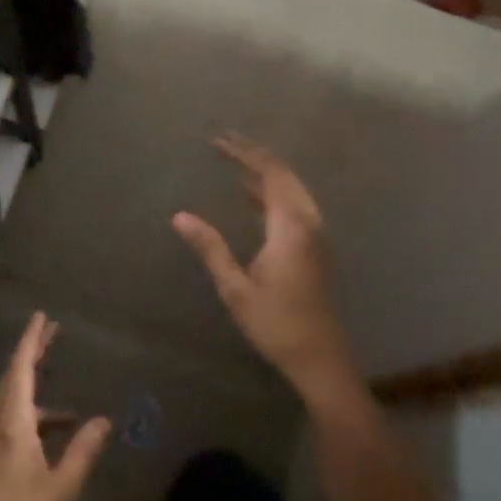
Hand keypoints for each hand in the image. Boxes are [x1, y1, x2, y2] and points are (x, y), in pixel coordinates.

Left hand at [0, 312, 111, 500]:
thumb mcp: (64, 487)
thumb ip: (84, 449)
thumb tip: (103, 419)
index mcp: (11, 423)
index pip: (21, 369)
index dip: (32, 340)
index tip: (41, 316)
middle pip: (12, 380)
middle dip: (33, 357)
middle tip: (53, 335)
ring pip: (8, 406)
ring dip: (35, 398)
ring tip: (69, 412)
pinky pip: (2, 425)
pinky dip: (25, 422)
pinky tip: (44, 442)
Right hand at [172, 133, 357, 402]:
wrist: (320, 359)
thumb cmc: (276, 324)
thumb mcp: (235, 288)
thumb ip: (210, 248)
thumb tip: (180, 216)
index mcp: (291, 228)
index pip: (271, 174)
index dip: (246, 154)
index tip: (218, 141)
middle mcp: (309, 223)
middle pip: (285, 176)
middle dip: (255, 156)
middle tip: (224, 143)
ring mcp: (316, 235)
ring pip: (293, 189)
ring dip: (265, 172)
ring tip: (234, 163)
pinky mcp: (315, 247)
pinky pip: (294, 204)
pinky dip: (273, 190)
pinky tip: (251, 196)